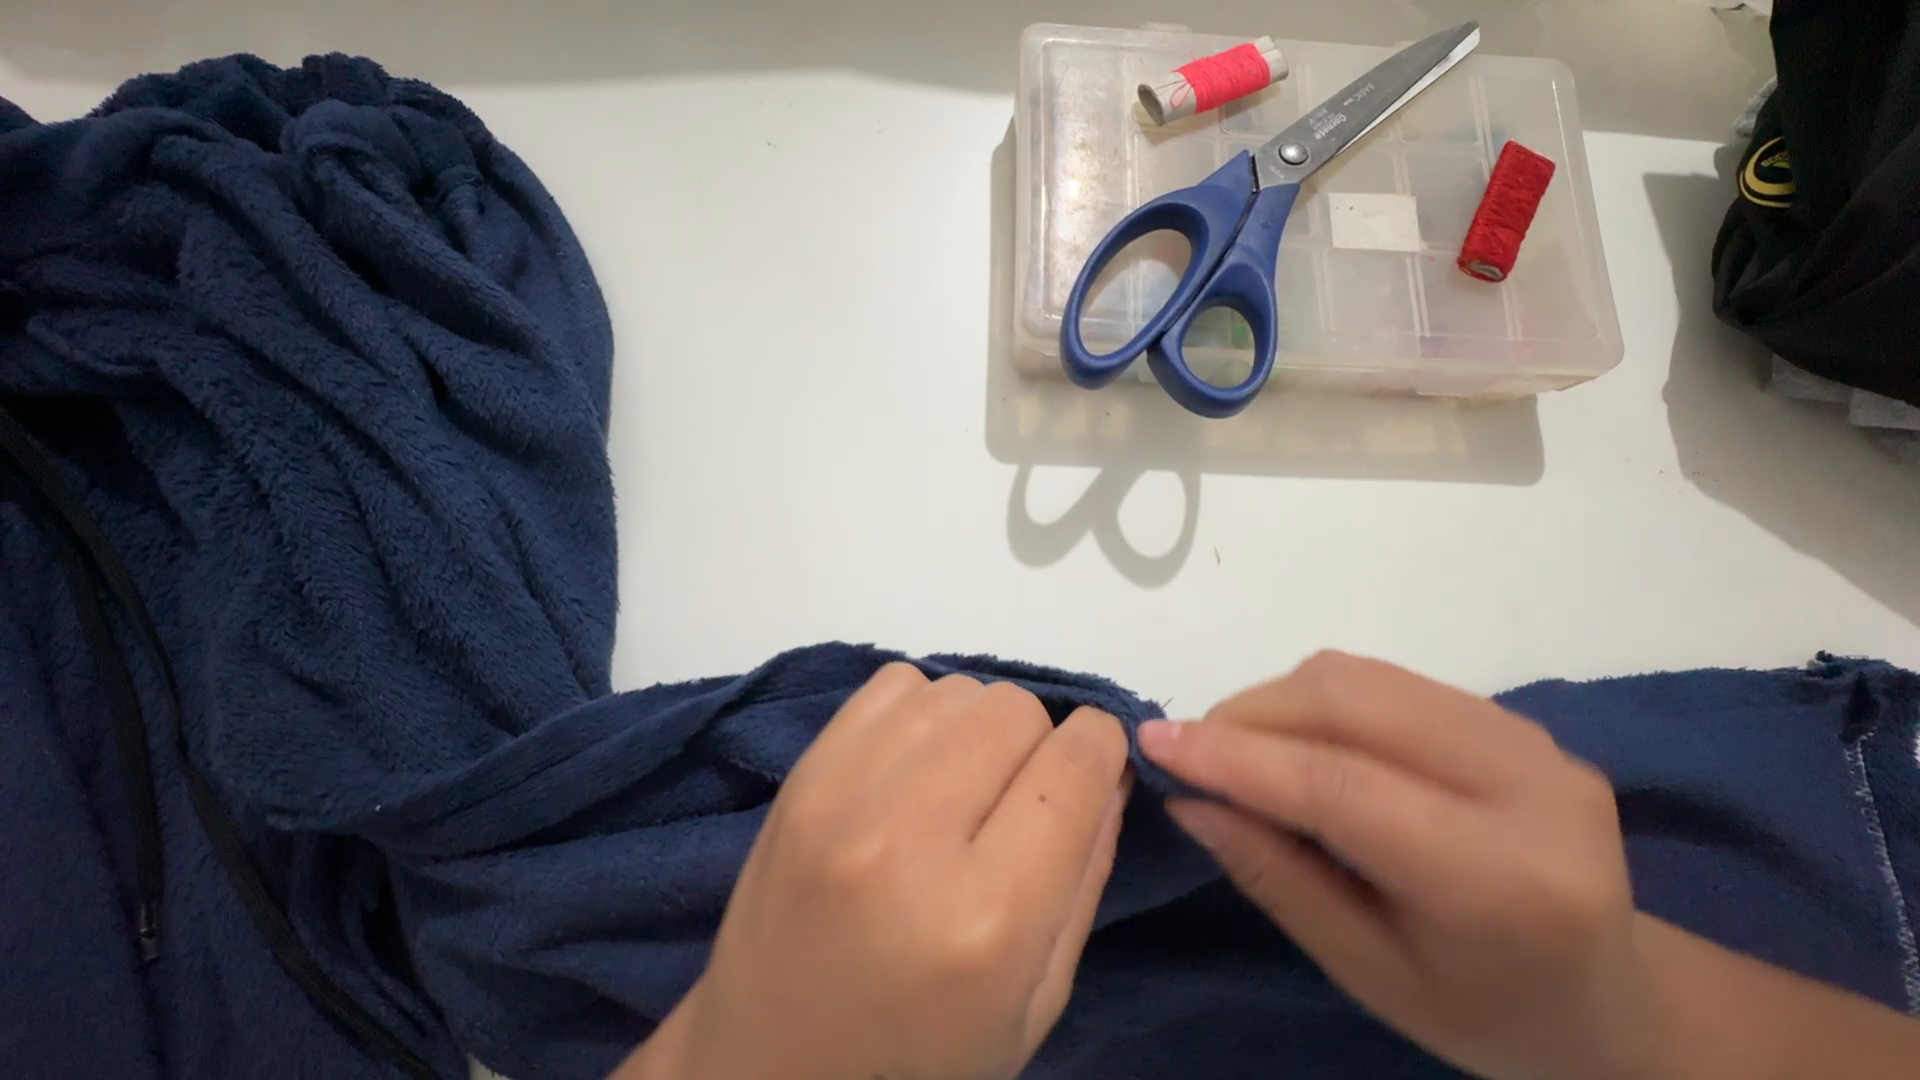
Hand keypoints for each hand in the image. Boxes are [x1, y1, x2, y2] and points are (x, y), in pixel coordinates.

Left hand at [620, 663, 1130, 1079]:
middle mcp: (911, 841)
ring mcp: (843, 796)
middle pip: (1014, 710)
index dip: (1100, 750)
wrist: (768, 1059)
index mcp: (986, 920)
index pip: (1074, 766)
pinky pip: (895, 683)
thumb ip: (1087, 872)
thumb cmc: (920, 1054)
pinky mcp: (802, 772)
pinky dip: (922, 711)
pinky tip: (912, 768)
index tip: (1092, 765)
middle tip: (1016, 797)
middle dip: (1038, 743)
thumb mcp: (1036, 1000)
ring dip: (978, 727)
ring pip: (956, 690)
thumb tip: (1107, 768)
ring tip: (960, 786)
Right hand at [1137, 651, 1653, 1079]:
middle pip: (1350, 703)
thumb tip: (1186, 795)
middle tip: (1190, 753)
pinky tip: (1300, 743)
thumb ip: (1274, 874)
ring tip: (1241, 753)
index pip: (1342, 787)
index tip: (1153, 742)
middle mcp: (1530, 786)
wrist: (1611, 997)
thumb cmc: (1480, 1011)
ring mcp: (1528, 738)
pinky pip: (1383, 678)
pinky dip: (1315, 698)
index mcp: (1502, 881)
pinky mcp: (1510, 716)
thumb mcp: (1364, 971)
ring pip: (1360, 675)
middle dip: (1246, 716)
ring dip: (1275, 701)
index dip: (1235, 757)